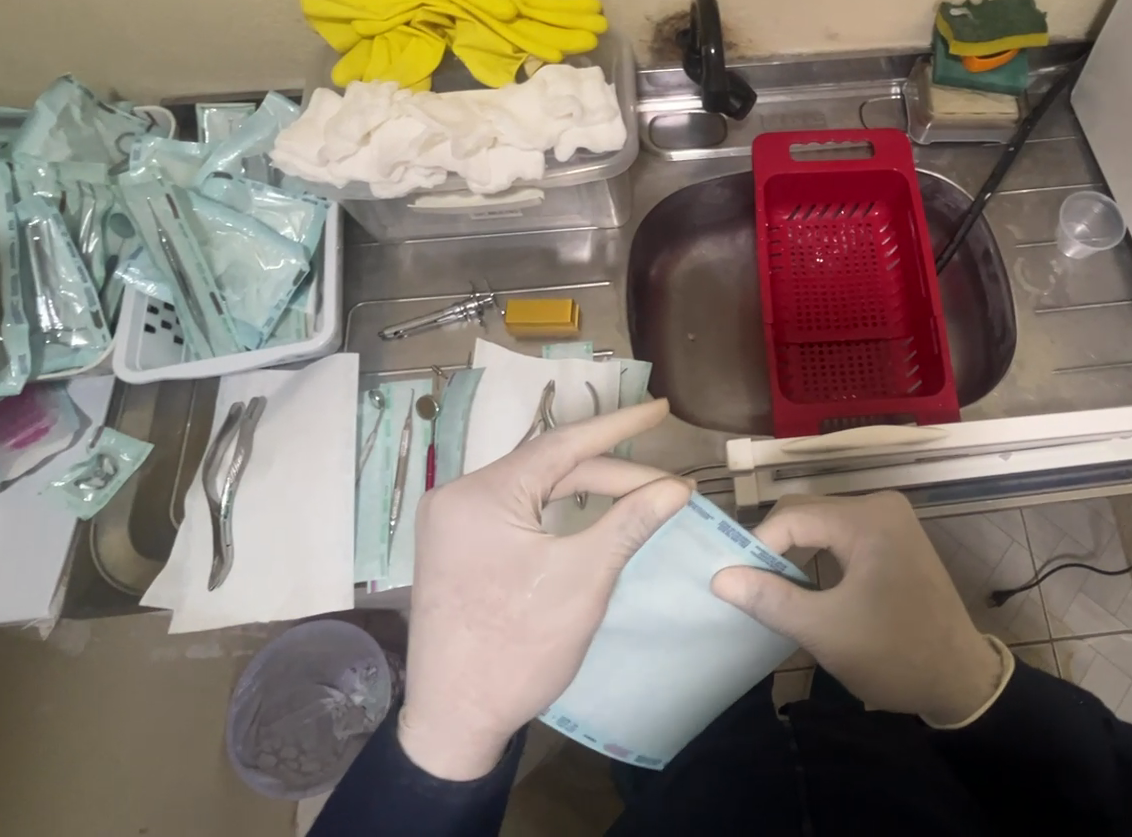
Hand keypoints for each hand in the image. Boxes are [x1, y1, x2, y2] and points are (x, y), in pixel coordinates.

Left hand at [396, 399, 689, 779]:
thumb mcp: (584, 580)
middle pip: (551, 468)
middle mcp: (459, 495)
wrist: (454, 724)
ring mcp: (454, 521)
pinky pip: (520, 509)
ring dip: (589, 491)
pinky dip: (561, 509)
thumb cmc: (519, 650)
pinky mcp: (459, 544)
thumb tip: (678, 488)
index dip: (618, 425)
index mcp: (481, 494)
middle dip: (613, 474)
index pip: (561, 444)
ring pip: (537, 488)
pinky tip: (594, 511)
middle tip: (669, 485)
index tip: (660, 409)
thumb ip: (630, 522)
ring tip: (642, 491)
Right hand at [711, 492, 1004, 725]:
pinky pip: (841, 532)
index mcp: (867, 518)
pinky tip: (803, 580)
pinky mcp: (893, 536)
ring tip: (769, 585)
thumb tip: (719, 577)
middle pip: (806, 512)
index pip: (792, 516)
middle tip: (747, 584)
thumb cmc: (895, 654)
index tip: (733, 581)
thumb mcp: (825, 630)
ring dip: (794, 549)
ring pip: (821, 521)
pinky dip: (817, 552)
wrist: (960, 679)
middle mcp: (879, 505)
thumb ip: (770, 599)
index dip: (757, 547)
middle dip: (774, 546)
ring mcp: (890, 518)